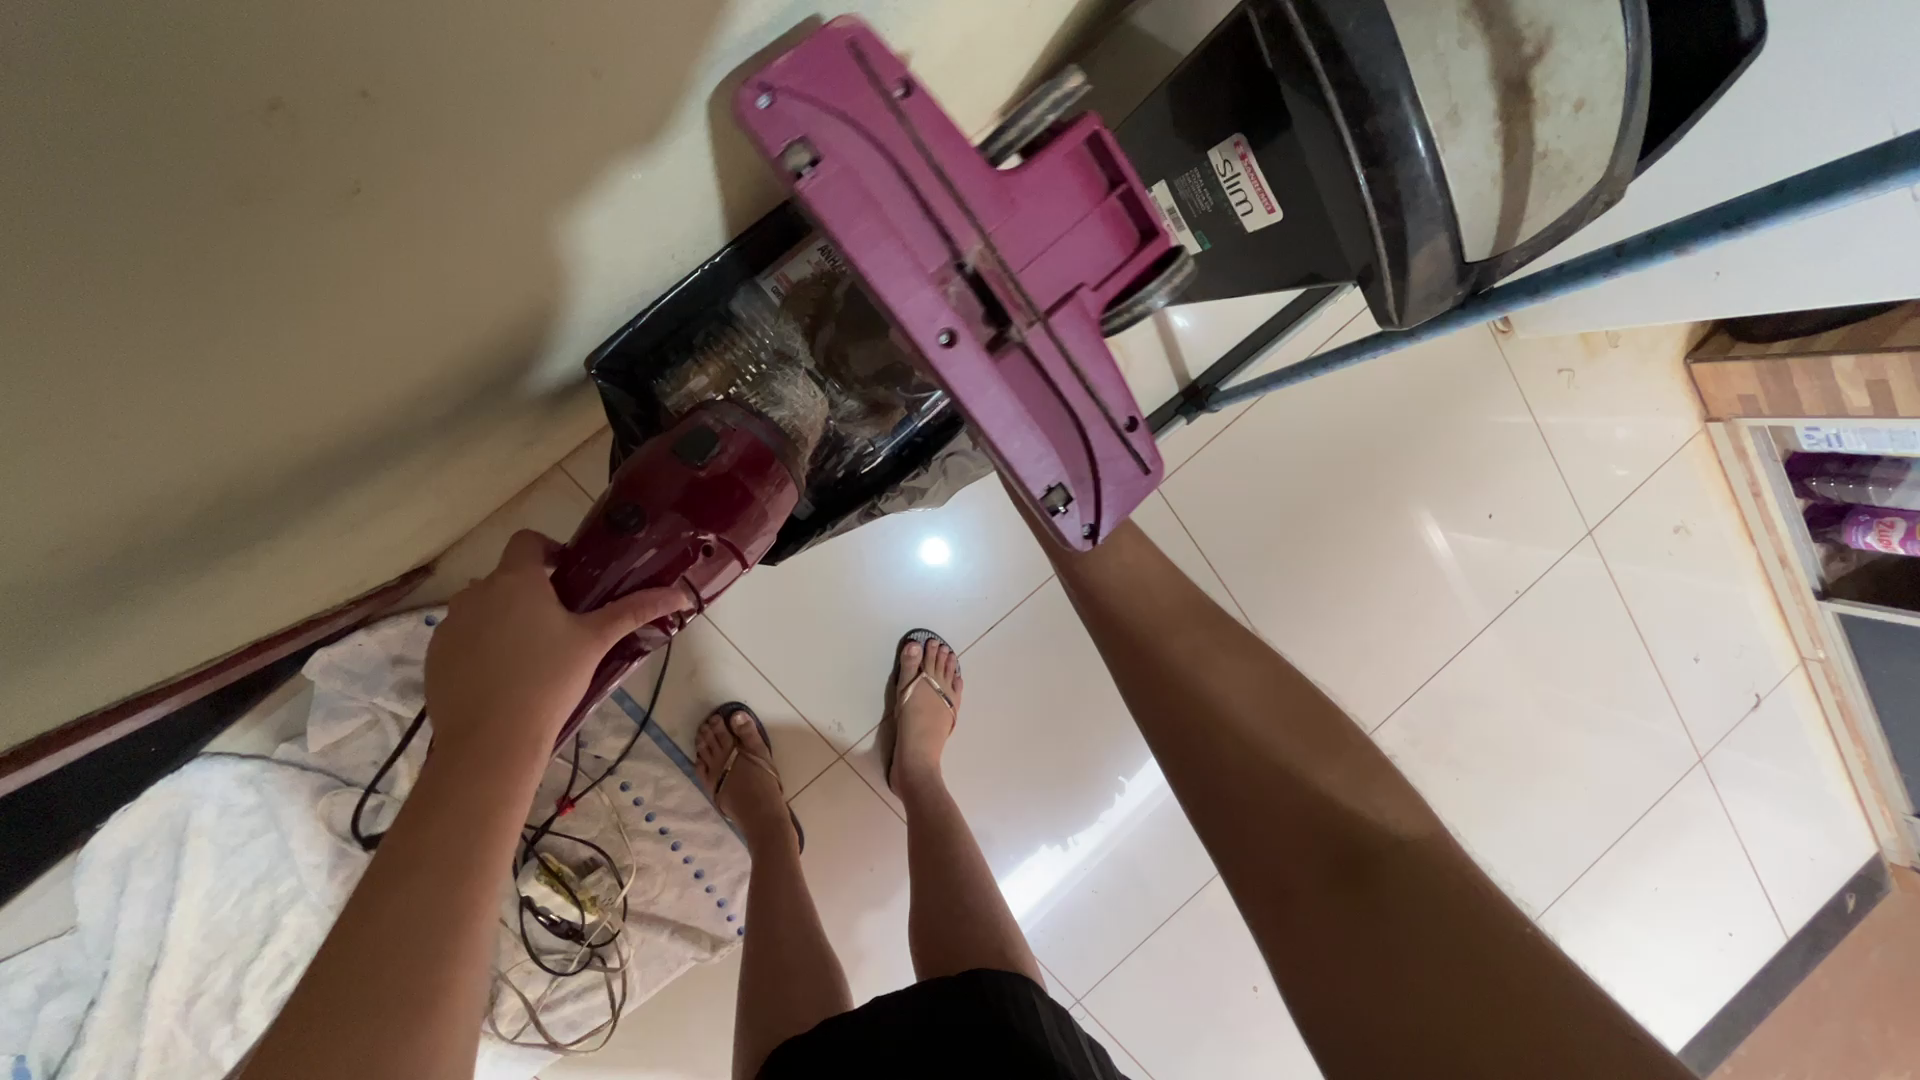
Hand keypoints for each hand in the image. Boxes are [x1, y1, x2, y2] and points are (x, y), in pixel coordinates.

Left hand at [424, 530, 693, 757]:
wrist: (490, 740)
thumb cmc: (549, 680)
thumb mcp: (596, 641)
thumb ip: (636, 611)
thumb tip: (681, 594)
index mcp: (517, 580)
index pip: (527, 540)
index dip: (550, 550)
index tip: (570, 575)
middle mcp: (476, 592)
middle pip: (506, 577)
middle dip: (532, 591)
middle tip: (562, 624)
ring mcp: (449, 624)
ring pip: (483, 607)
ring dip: (505, 617)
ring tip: (532, 653)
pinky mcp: (435, 656)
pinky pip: (463, 637)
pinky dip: (483, 646)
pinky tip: (504, 676)